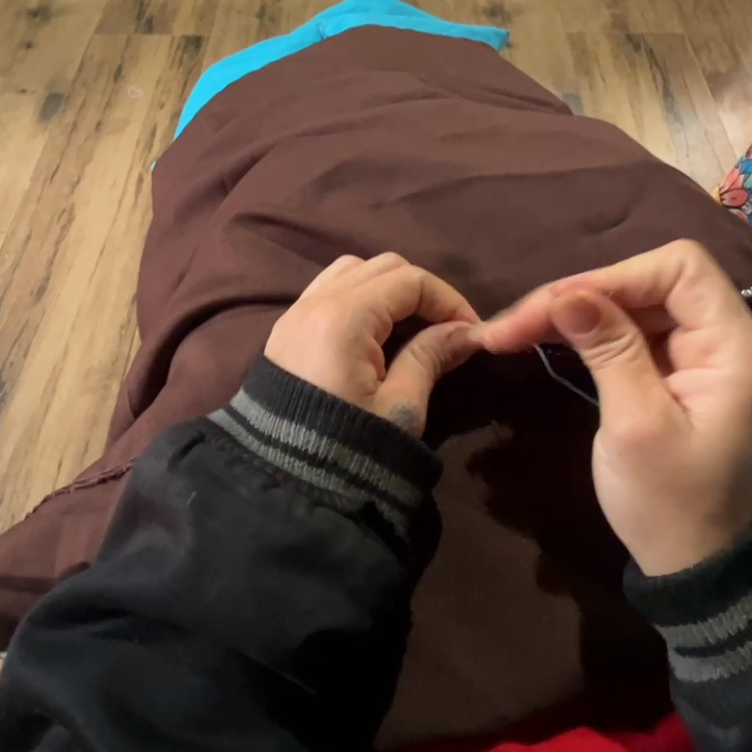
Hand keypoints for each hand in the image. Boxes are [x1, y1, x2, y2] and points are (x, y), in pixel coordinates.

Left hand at [265, 253, 481, 436]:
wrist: (281, 485)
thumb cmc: (346, 448)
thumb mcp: (400, 408)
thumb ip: (431, 357)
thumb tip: (466, 331)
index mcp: (345, 316)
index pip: (410, 281)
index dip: (448, 299)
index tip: (470, 330)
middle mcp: (316, 301)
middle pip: (382, 266)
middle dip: (421, 290)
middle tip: (445, 327)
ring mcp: (295, 313)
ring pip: (352, 271)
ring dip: (388, 288)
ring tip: (411, 325)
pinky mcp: (286, 330)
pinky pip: (328, 289)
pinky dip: (359, 296)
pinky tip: (375, 330)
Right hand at [475, 240, 751, 575]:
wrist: (697, 567)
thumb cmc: (670, 504)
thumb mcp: (636, 426)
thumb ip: (610, 350)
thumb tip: (568, 294)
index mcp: (735, 349)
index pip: (680, 269)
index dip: (616, 276)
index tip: (558, 305)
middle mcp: (725, 339)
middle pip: (651, 282)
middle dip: (581, 294)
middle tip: (514, 322)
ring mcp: (700, 354)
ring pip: (633, 303)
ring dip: (574, 311)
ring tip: (513, 330)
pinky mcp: (676, 370)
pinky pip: (630, 330)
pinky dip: (587, 331)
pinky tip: (544, 337)